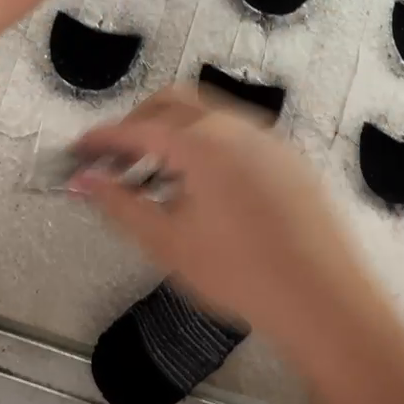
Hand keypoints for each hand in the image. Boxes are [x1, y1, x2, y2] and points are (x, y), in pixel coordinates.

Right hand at [70, 86, 378, 354]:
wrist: (325, 300)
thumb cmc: (240, 274)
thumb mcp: (168, 243)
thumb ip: (119, 204)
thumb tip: (83, 180)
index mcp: (200, 141)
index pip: (136, 127)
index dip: (101, 138)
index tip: (78, 149)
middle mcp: (234, 125)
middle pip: (172, 102)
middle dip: (137, 123)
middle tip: (115, 158)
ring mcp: (266, 138)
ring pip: (206, 114)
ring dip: (173, 131)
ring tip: (156, 175)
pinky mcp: (289, 157)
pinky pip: (235, 134)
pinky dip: (205, 144)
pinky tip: (203, 187)